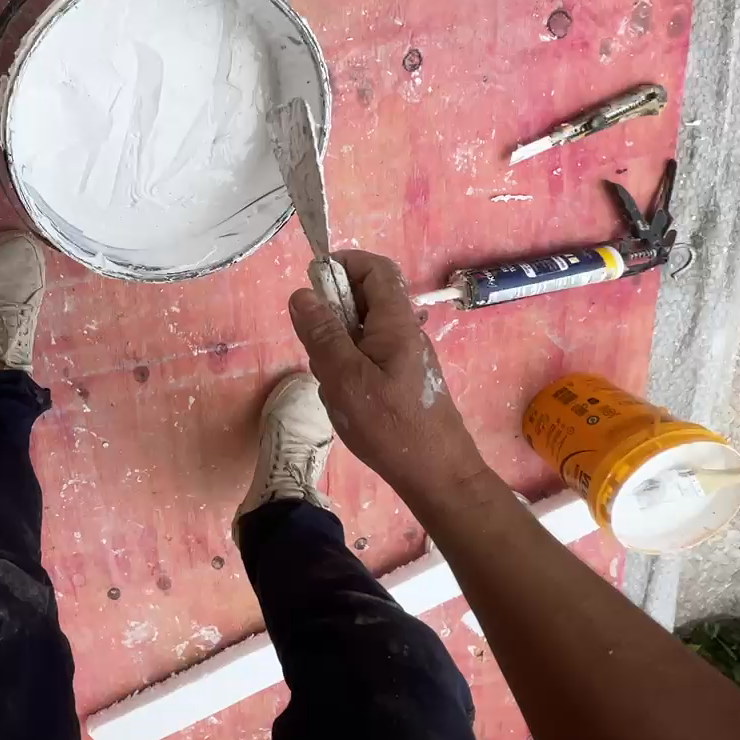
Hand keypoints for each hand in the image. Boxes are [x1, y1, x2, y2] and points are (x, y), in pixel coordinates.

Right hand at [287, 249, 489, 503]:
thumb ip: (322, 334)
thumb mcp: (345, 378)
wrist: (438, 476)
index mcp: (395, 323)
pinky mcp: (400, 377)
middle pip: (364, 297)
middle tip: (315, 344)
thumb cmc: (390, 426)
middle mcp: (403, 331)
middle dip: (331, 312)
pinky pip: (366, 354)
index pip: (375, 269)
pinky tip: (342, 396)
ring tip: (330, 379)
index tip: (312, 280)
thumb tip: (301, 294)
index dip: (344, 263)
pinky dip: (346, 364)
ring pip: (360, 329)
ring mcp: (403, 355)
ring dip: (336, 343)